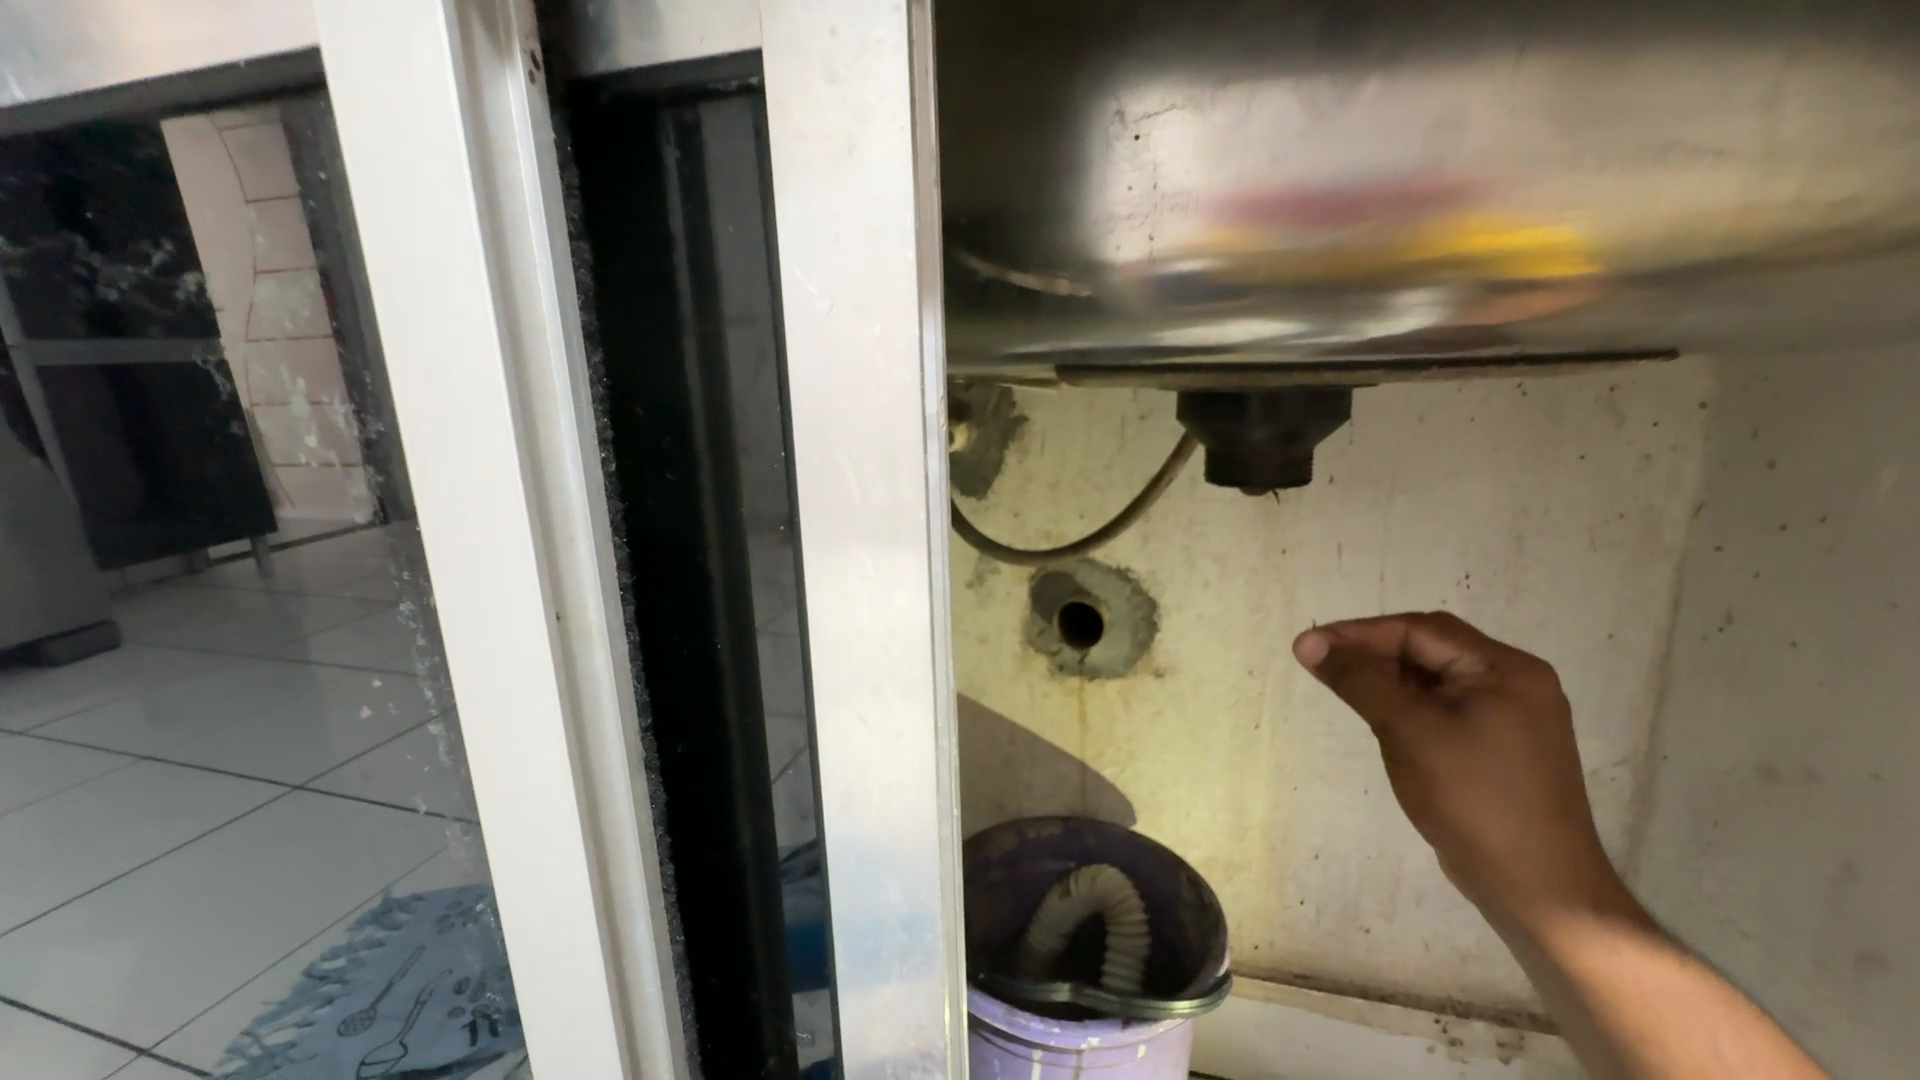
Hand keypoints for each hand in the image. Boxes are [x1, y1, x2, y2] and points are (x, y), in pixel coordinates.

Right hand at [1293, 613, 1635, 931]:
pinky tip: (1379, 717)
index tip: (1308, 646)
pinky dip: (1407, 705)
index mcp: (1505, 669)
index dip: (1359, 633)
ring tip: (1341, 688)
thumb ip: (1359, 681)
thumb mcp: (1409, 732)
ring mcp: (1511, 717)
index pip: (1419, 631)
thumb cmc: (1473, 799)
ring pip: (1435, 680)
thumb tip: (1309, 642)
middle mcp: (1514, 683)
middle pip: (1429, 650)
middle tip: (1320, 665)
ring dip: (1387, 679)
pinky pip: (1444, 708)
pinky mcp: (1498, 746)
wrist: (1537, 887)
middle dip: (1372, 653)